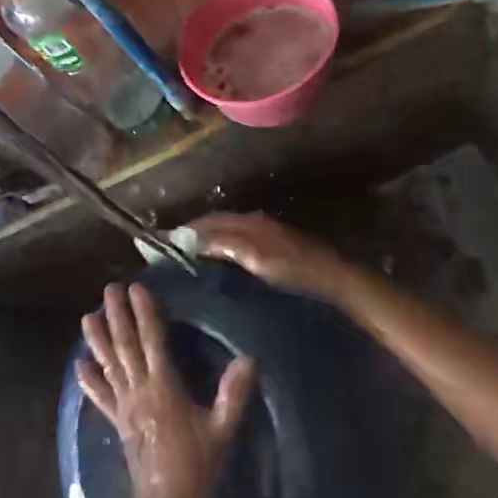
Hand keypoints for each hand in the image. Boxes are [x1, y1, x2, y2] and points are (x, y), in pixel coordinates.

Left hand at [78, 283, 256, 497]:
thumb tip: (249, 359)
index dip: (145, 313)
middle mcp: (140, 392)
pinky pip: (100, 397)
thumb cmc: (196, 468)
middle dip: (117, 316)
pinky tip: (79, 365)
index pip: (153, 341)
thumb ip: (233, 395)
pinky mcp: (118, 424)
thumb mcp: (221, 432)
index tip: (137, 288)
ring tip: (88, 316)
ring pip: (109, 366)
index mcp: (164, 388)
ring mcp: (125, 408)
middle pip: (126, 347)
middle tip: (109, 289)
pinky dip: (89, 380)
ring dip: (98, 340)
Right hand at [186, 212, 373, 304]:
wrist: (332, 276)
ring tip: (191, 255)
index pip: (210, 221)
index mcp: (249, 222)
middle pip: (218, 223)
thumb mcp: (255, 259)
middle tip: (174, 250)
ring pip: (229, 231)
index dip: (188, 229)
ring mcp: (267, 232)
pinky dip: (224, 246)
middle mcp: (255, 221)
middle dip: (196, 233)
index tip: (165, 240)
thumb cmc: (293, 268)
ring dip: (210, 239)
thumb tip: (193, 238)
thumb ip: (225, 245)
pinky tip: (221, 260)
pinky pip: (240, 239)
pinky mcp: (274, 245)